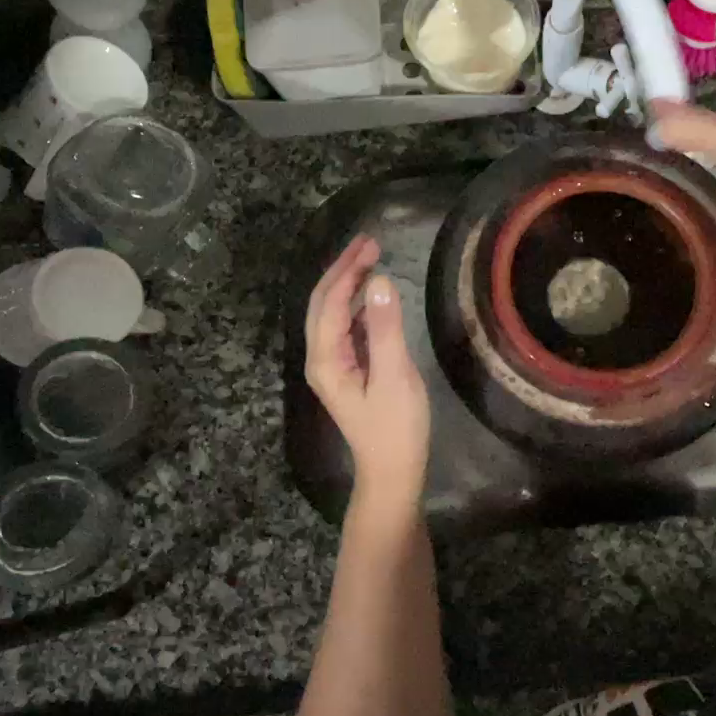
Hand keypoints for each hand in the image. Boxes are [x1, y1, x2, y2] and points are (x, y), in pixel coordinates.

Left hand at [303, 235, 429, 514]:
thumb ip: (386, 328)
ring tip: (373, 261)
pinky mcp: (347, 371)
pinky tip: (375, 298)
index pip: (329, 302)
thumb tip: (380, 281)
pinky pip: (346, 329)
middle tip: (369, 243)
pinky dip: (357, 307)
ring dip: (349, 286)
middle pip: (323, 304)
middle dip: (343, 271)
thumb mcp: (394, 375)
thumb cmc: (395, 427)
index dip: (346, 270)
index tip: (370, 244)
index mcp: (325, 359)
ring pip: (333, 315)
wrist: (393, 471)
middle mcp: (320, 358)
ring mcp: (332, 366)